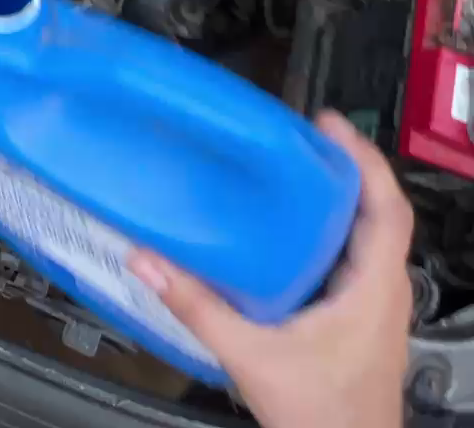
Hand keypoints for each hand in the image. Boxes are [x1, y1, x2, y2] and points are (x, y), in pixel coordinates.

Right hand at [129, 111, 413, 427]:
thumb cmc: (322, 412)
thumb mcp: (250, 354)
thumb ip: (194, 304)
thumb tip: (142, 256)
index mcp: (374, 292)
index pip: (385, 214)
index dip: (364, 166)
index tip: (331, 128)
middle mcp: (381, 293)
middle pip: (373, 216)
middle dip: (338, 170)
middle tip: (293, 135)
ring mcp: (368, 305)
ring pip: (358, 236)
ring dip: (326, 198)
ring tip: (279, 168)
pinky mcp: (348, 314)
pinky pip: (340, 256)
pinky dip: (313, 227)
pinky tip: (272, 224)